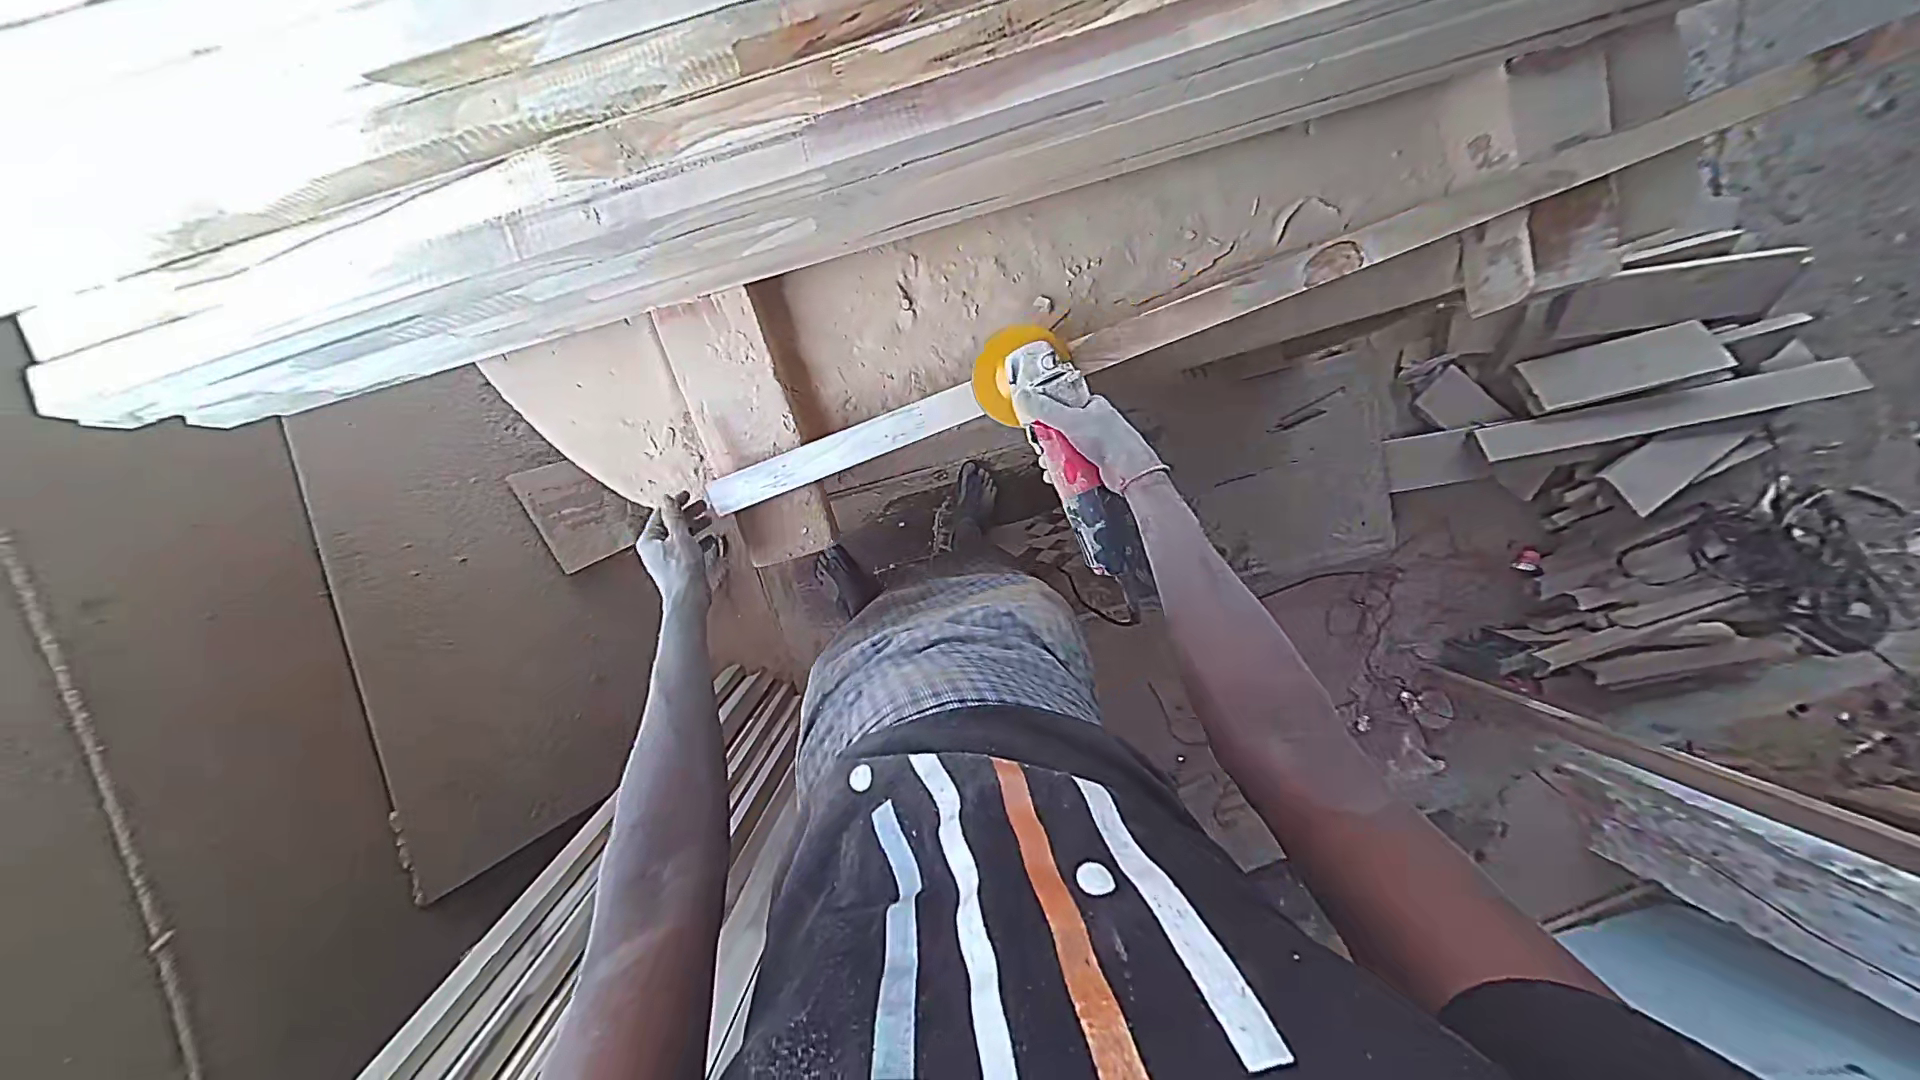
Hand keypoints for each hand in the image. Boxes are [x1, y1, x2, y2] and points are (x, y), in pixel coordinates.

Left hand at [636, 493, 716, 613]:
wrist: (688, 598)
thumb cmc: (682, 571)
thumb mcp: (680, 537)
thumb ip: (674, 516)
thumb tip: (667, 498)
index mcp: (649, 540)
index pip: (661, 514)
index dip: (675, 503)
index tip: (688, 495)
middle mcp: (654, 549)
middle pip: (671, 524)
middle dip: (688, 514)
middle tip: (702, 506)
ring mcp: (666, 558)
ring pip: (681, 536)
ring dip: (695, 526)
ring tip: (708, 519)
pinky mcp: (679, 566)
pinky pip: (687, 548)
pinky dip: (698, 541)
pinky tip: (710, 538)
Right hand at [1011, 389, 1167, 494]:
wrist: (1130, 473)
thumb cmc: (1112, 442)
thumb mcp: (1071, 420)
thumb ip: (1045, 408)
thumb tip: (1024, 396)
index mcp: (1091, 406)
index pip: (1060, 405)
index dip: (1045, 415)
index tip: (1036, 424)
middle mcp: (1093, 425)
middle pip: (1059, 431)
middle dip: (1048, 443)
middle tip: (1043, 448)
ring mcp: (1094, 445)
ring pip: (1064, 450)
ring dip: (1054, 459)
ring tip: (1051, 464)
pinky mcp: (1093, 464)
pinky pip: (1071, 466)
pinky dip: (1063, 471)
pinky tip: (1060, 475)